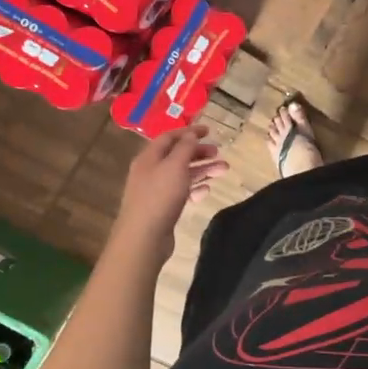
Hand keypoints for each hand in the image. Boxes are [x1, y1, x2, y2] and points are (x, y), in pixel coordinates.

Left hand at [112, 125, 228, 263]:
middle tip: (219, 153)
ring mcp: (156, 190)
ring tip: (224, 170)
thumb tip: (191, 135)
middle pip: (177, 156)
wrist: (144, 237)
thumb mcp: (175, 166)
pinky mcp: (162, 208)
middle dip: (199, 153)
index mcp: (149, 158)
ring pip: (182, 174)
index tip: (209, 131)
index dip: (189, 132)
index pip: (169, 137)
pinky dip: (195, 189)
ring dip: (202, 170)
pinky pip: (181, 192)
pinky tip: (207, 191)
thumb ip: (185, 148)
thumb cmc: (160, 196)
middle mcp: (150, 171)